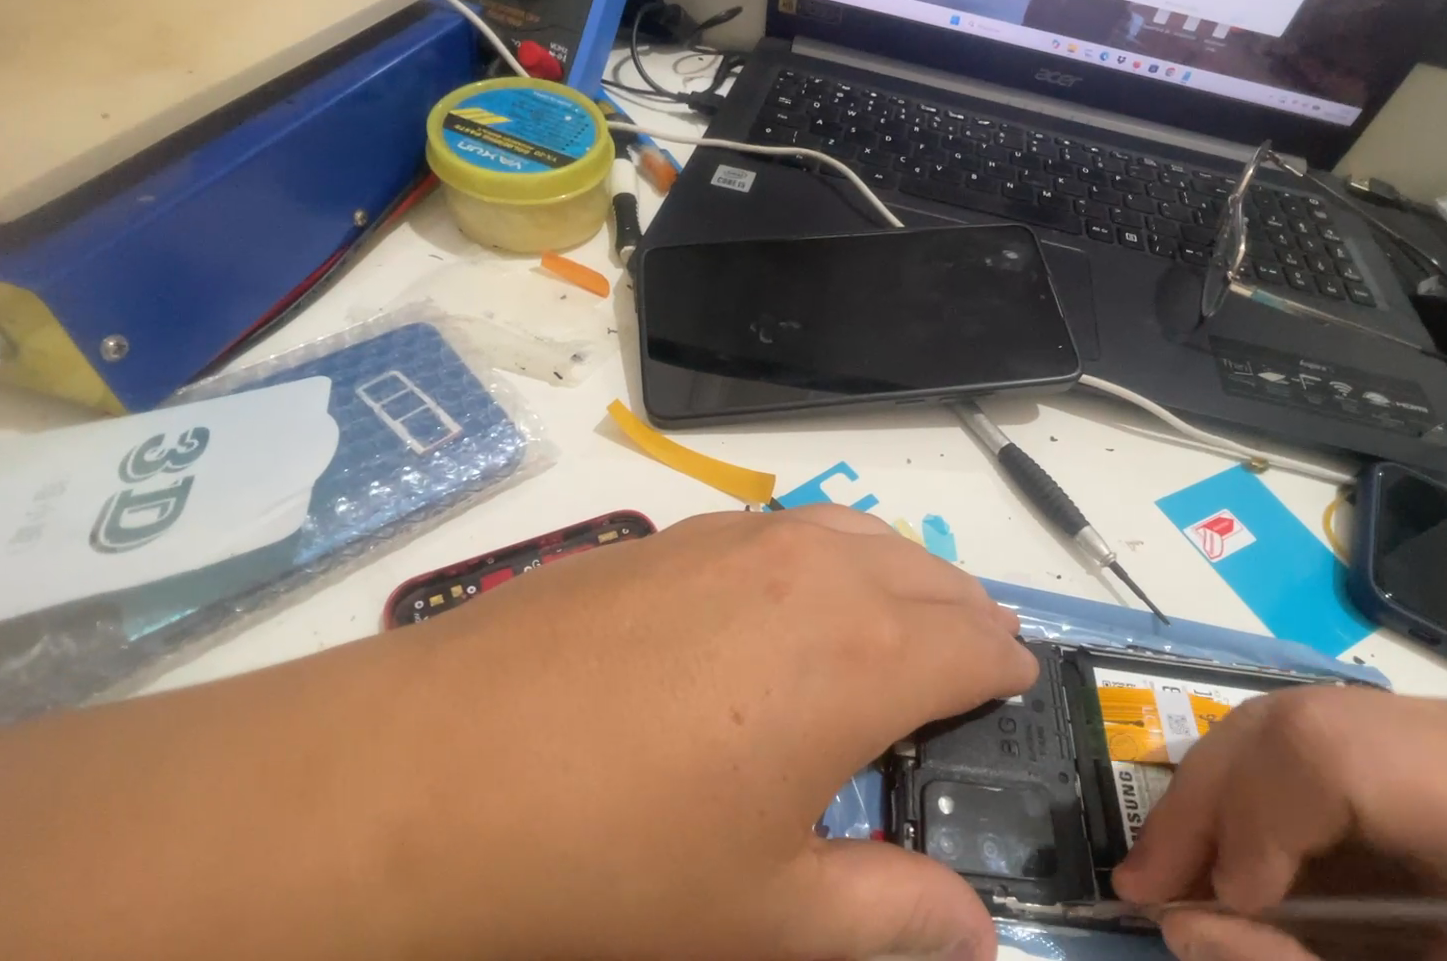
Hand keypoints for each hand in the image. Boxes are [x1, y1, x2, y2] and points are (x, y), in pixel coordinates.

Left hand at [378, 505, 1037, 960]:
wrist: (431, 769)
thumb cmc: (614, 856)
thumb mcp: (766, 913)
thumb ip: (890, 916)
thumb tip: (974, 936)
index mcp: (862, 656)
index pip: (973, 643)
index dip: (1004, 666)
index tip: (1016, 683)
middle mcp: (814, 573)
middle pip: (928, 573)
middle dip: (964, 611)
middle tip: (973, 649)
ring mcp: (738, 539)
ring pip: (857, 534)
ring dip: (899, 570)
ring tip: (902, 608)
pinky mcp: (673, 533)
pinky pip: (784, 527)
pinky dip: (824, 552)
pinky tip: (792, 593)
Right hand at [1112, 688, 1446, 960]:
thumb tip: (1184, 929)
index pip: (1335, 753)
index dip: (1253, 822)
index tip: (1223, 909)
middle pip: (1295, 722)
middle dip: (1206, 804)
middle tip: (1147, 885)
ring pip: (1294, 722)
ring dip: (1223, 798)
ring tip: (1183, 873)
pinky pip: (1328, 748)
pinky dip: (1271, 802)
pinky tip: (1253, 860)